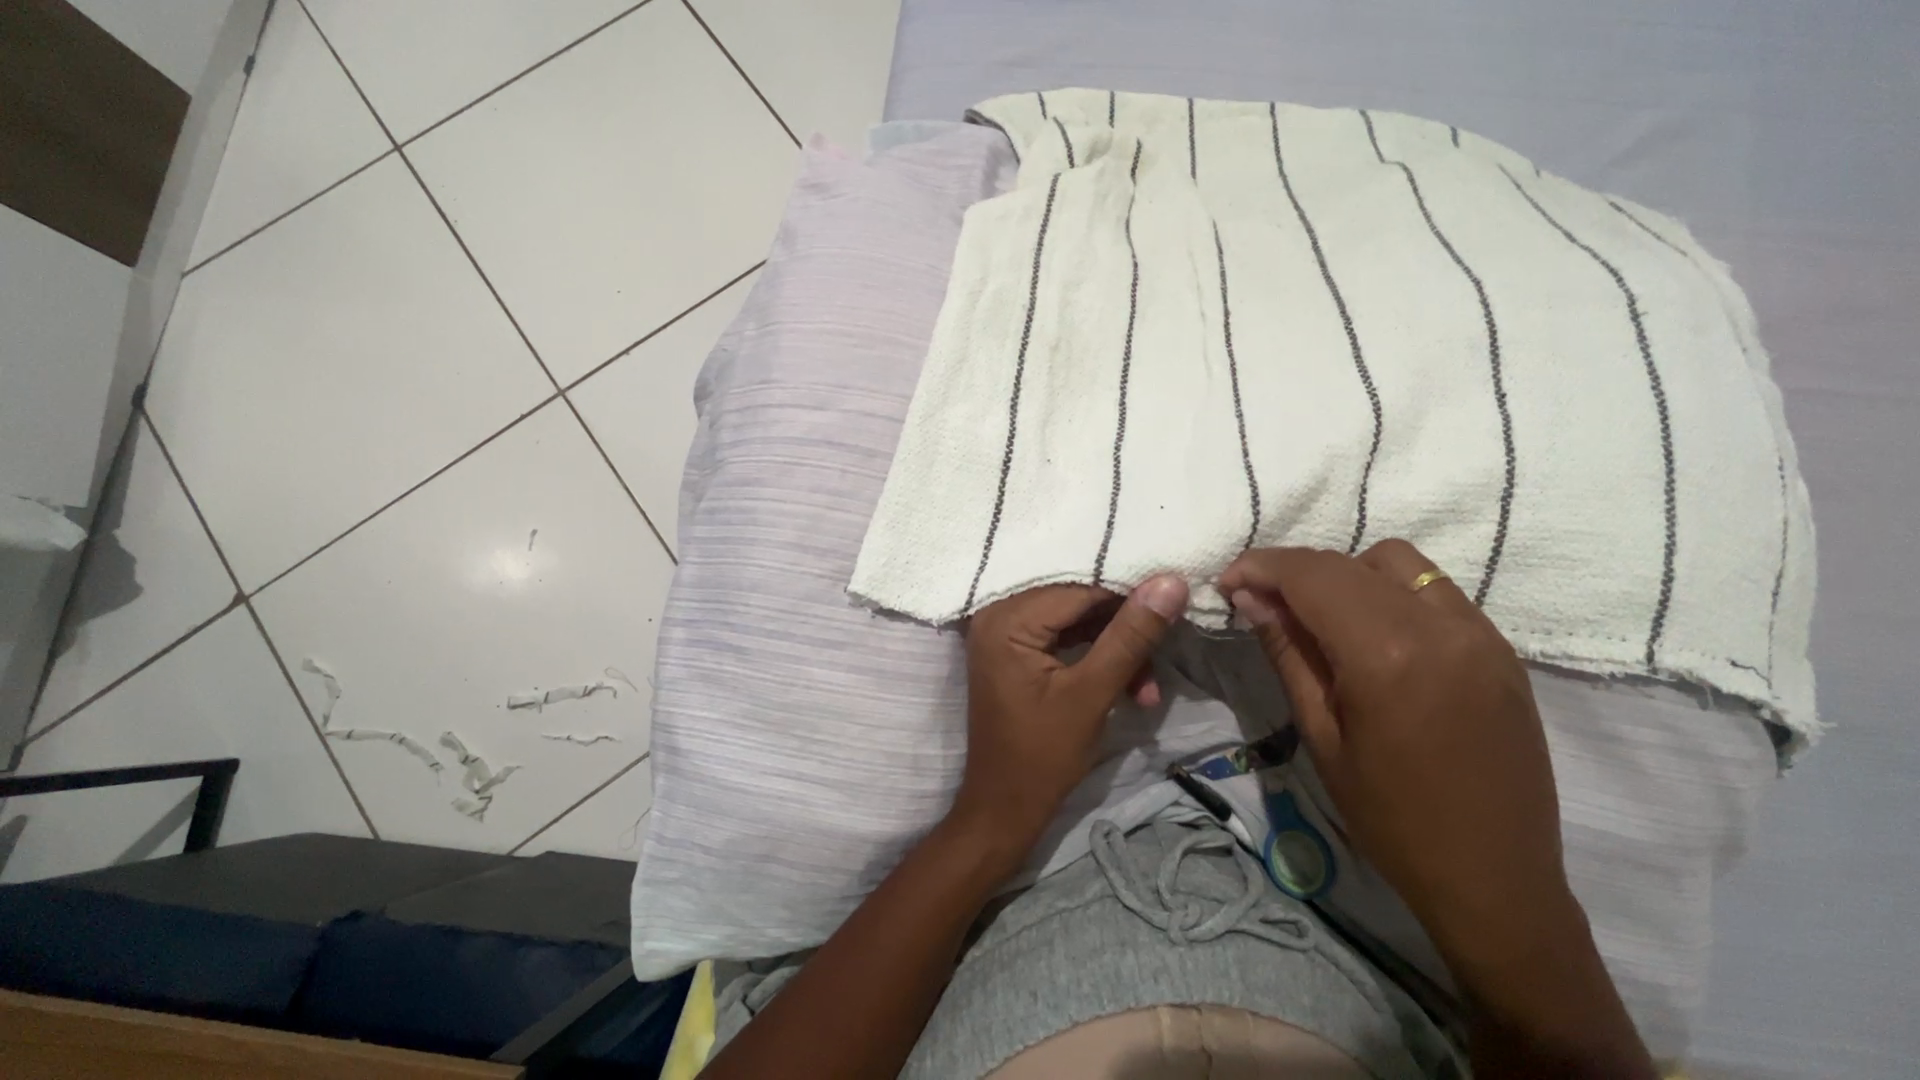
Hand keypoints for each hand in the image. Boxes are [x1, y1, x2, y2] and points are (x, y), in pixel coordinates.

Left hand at [953, 575, 1188, 854]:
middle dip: (1125, 629)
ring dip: (1118, 649)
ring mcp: (1005, 633)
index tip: (1177, 601)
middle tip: (1165, 649)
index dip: (1130, 593)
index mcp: (1006, 618)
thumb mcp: (1092, 693)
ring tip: (1149, 689)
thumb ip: (1131, 636)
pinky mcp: (1016, 651)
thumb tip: (1171, 582)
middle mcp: (997, 613)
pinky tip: (1134, 686)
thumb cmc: (1042, 754)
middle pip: (1078, 600)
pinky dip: (1099, 658)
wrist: (1005, 807)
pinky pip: (1066, 638)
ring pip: (1078, 621)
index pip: (1079, 587)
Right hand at [1218, 541, 1568, 938]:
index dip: (1263, 567)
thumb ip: (1289, 654)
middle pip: (1352, 562)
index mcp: (1388, 655)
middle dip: (1298, 571)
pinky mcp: (1503, 649)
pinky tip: (1375, 636)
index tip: (1228, 582)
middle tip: (1262, 603)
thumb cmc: (1390, 819)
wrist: (1493, 876)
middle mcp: (1441, 626)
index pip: (1313, 575)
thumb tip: (1252, 598)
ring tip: (1323, 619)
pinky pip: (1437, 592)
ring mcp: (1482, 633)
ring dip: (1349, 574)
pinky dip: (1393, 594)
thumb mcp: (1321, 737)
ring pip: (1401, 564)